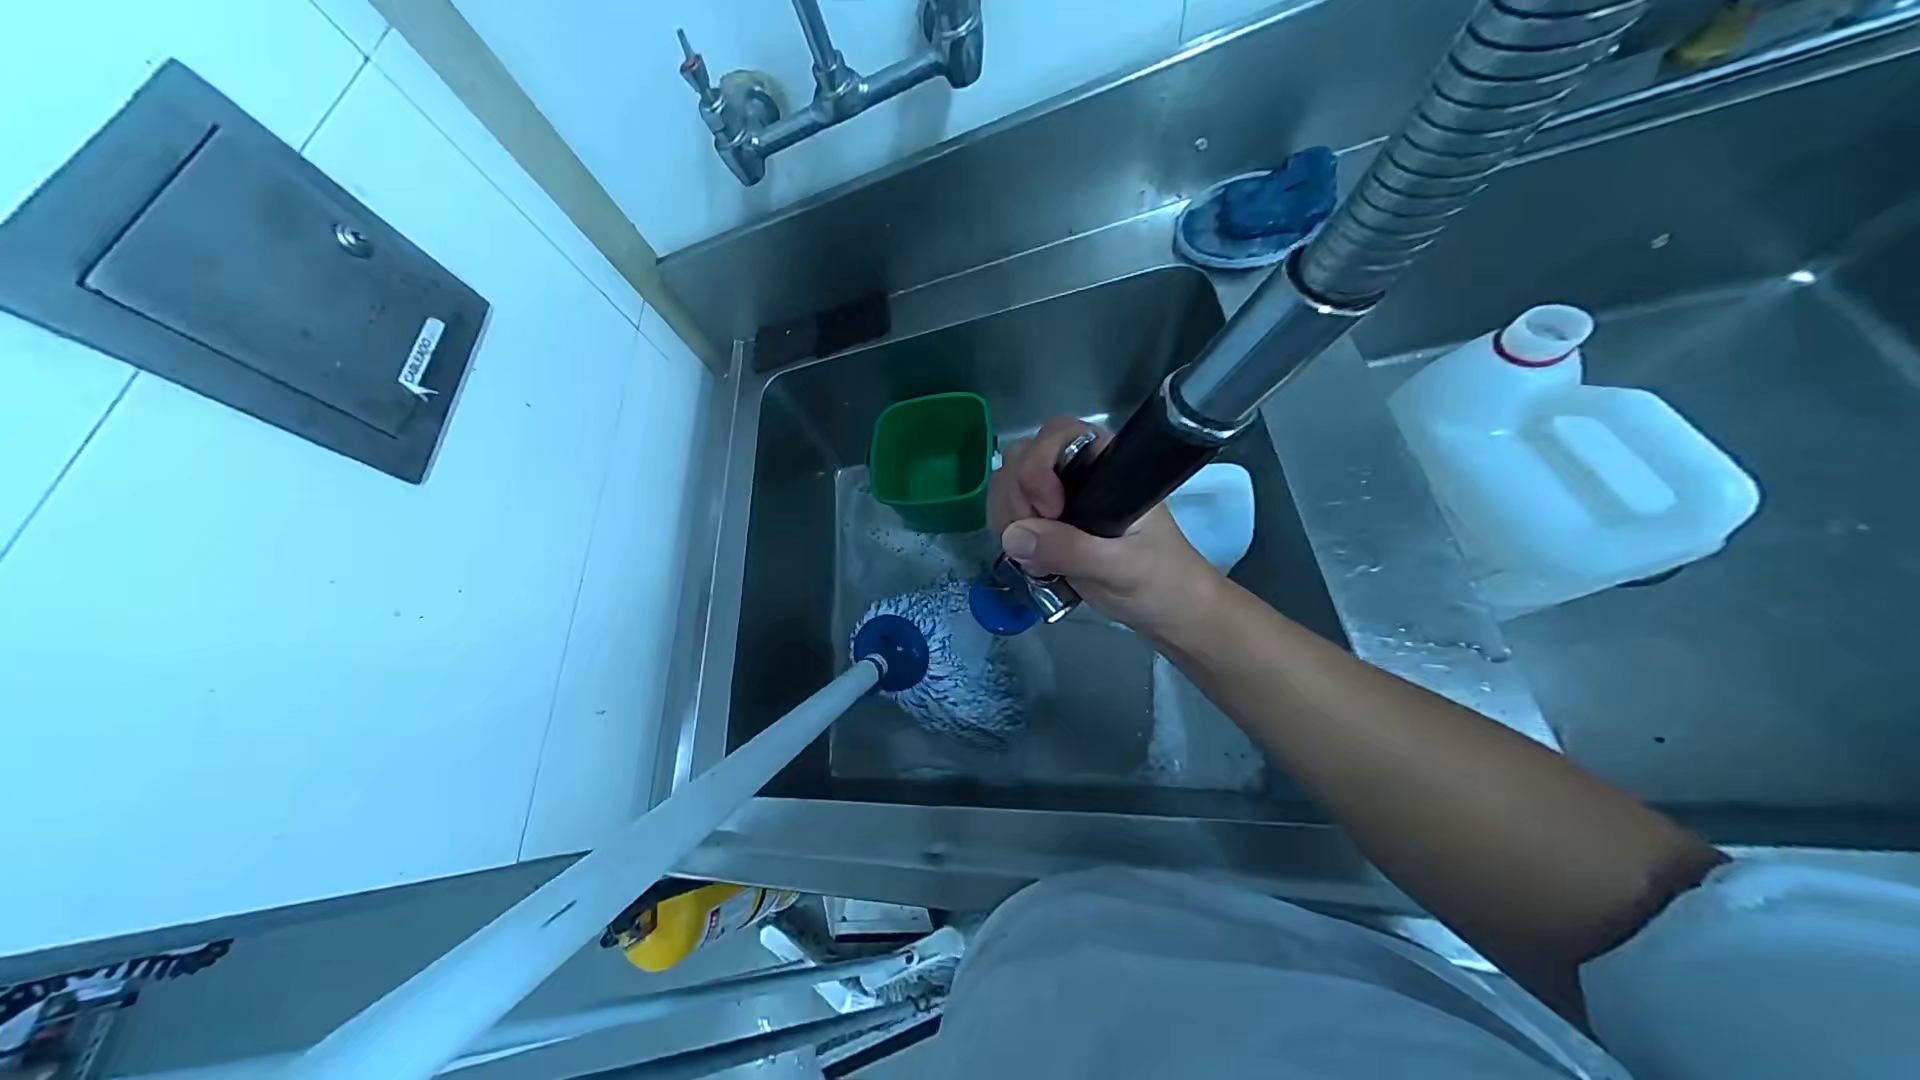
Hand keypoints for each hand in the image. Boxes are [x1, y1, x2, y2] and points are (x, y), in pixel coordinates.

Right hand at [990, 416, 1224, 637]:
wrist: (1167, 610)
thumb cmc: (1161, 579)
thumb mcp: (1122, 566)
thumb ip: (1070, 550)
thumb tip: (1014, 535)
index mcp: (1107, 463)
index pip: (1058, 434)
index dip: (1041, 465)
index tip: (1052, 510)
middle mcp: (1078, 471)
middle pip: (1023, 457)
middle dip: (1019, 497)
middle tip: (1039, 540)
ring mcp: (1058, 497)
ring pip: (1009, 484)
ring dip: (1008, 518)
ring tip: (1036, 557)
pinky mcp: (1045, 524)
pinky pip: (1008, 514)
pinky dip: (1008, 534)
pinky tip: (1029, 561)